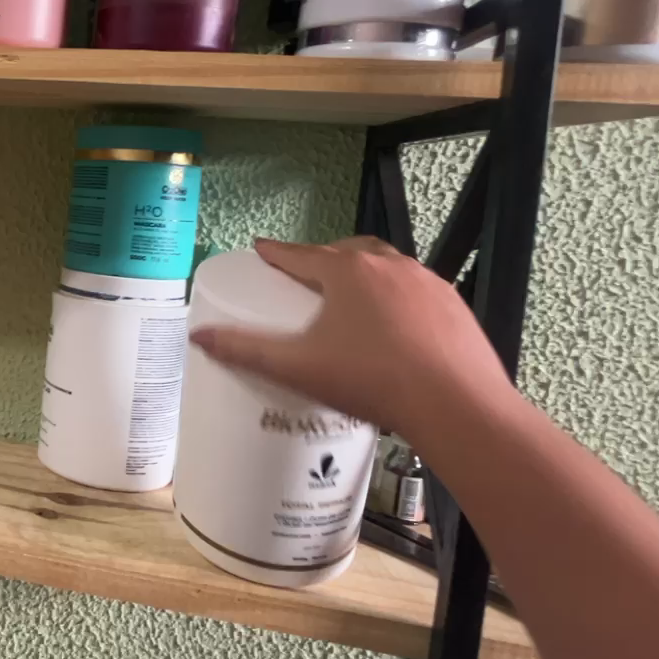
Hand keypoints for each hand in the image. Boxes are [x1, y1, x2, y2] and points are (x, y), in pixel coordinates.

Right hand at [190, 237, 521, 439]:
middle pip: (345, 250)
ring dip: (361, 271)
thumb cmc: (372, 380)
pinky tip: (387, 321)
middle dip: (321, 257)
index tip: (262, 250)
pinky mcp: (454, 306)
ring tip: (345, 295)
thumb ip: (244, 350)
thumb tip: (199, 337)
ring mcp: (427, 284)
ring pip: (385, 265)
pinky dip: (393, 294)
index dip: (276, 252)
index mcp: (347, 271)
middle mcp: (389, 266)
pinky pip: (414, 288)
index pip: (300, 253)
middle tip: (303, 275)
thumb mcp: (297, 367)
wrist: (459, 409)